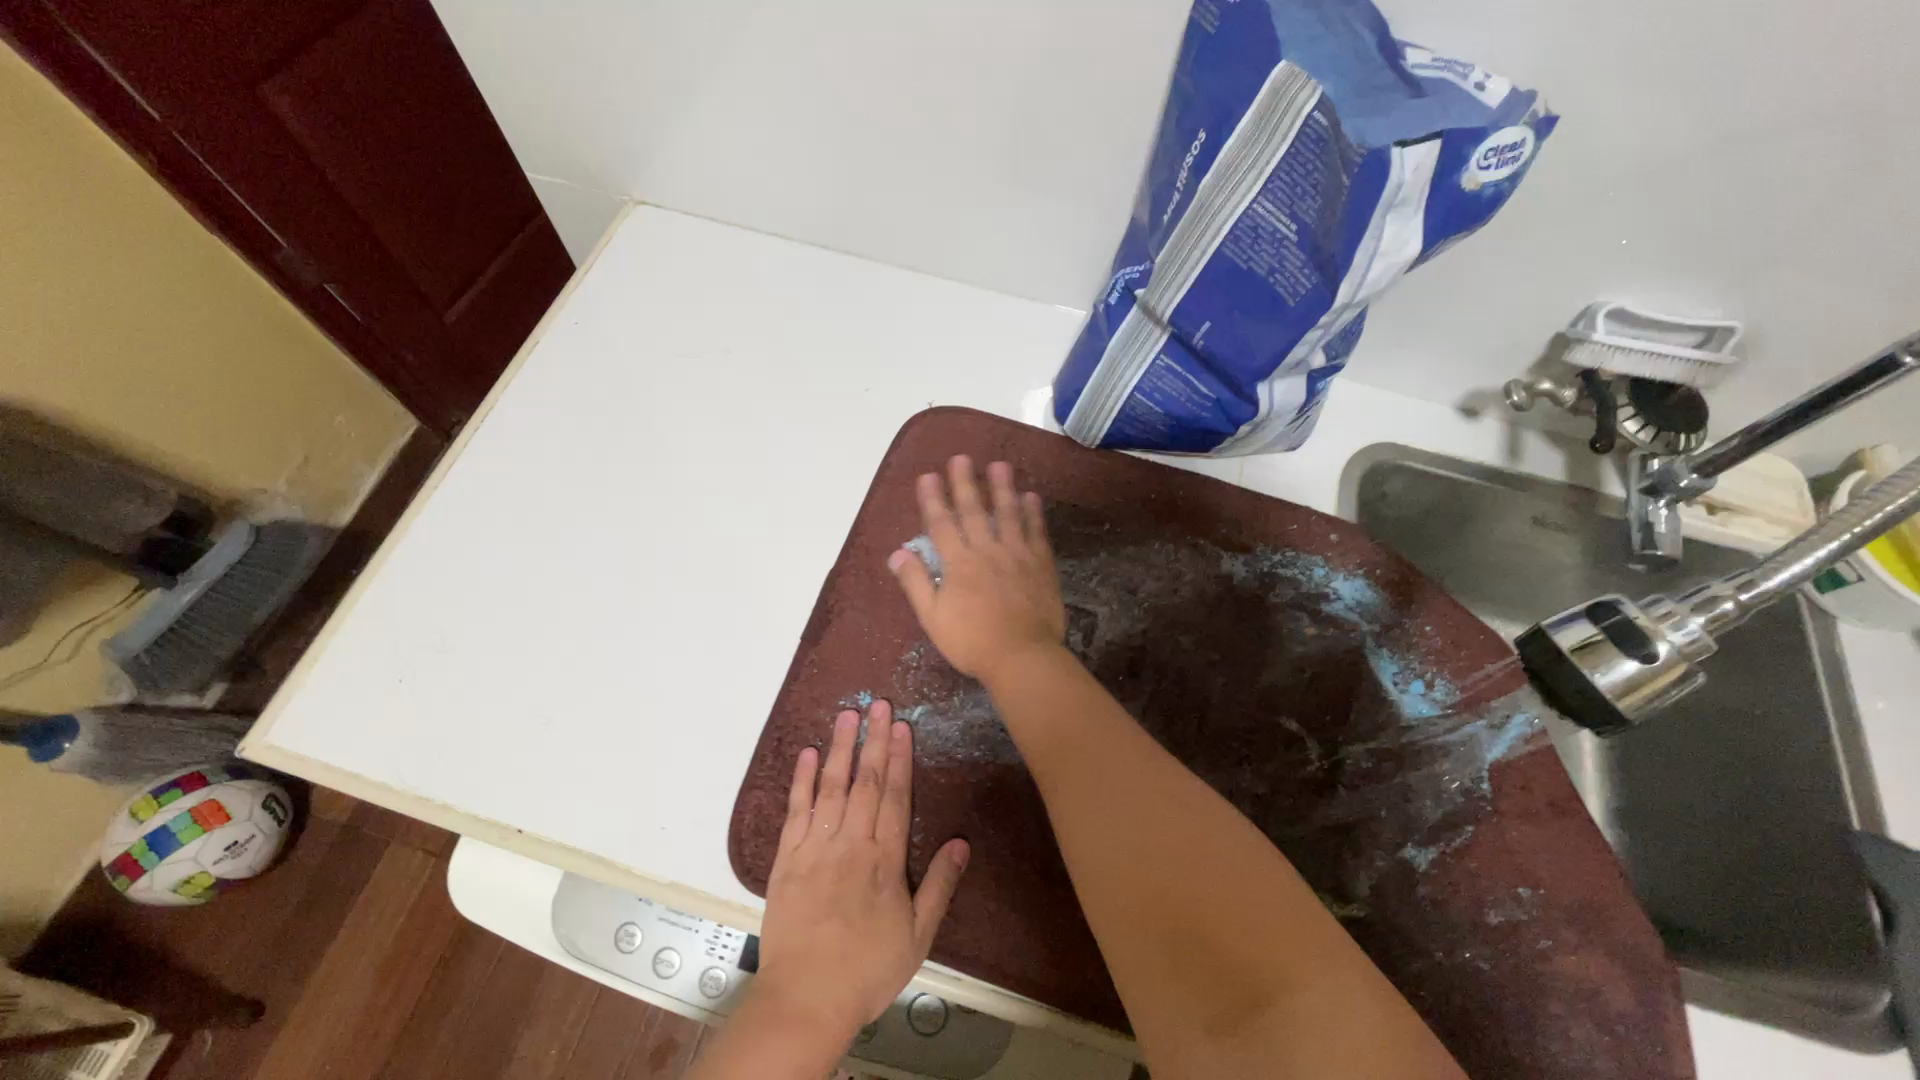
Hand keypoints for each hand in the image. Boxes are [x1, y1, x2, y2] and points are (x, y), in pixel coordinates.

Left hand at [753, 700, 969, 1039]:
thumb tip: (962, 842)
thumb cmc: (868, 969)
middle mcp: (851, 844)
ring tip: (847, 715)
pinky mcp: (786, 861)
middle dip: (873, 741)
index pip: (894, 797)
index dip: (899, 759)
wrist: (807, 997)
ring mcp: (815, 849)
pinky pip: (795, 812)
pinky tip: (808, 755)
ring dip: (840, 749)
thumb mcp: (918, 935)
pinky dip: (802, 781)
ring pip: (831, 788)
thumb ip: (939, 885)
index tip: (902, 727)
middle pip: (865, 783)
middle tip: (878, 703)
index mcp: (884, 860)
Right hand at [890, 456, 1066, 683]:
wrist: (1022, 656)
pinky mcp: (1041, 565)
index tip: (927, 476)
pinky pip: (1036, 532)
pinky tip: (1031, 496)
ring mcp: (1017, 555)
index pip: (941, 524)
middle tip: (961, 457)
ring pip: (1008, 514)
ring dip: (1002, 488)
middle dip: (965, 483)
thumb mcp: (933, 617)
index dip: (933, 499)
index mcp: (958, 563)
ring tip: (1000, 464)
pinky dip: (1033, 513)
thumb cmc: (972, 642)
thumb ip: (916, 583)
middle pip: (974, 510)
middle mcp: (987, 550)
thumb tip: (897, 553)